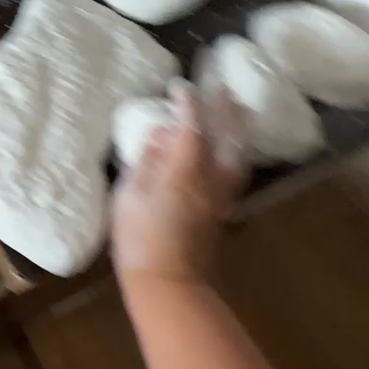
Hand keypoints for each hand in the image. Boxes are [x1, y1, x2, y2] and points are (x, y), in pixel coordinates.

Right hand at [111, 79, 250, 286]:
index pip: (191, 129)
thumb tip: (159, 133)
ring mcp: (221, 197)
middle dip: (226, 112)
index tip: (180, 86)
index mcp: (183, 174)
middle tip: (222, 89)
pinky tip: (230, 148)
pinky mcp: (222, 210)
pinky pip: (236, 171)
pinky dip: (235, 152)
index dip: (188, 105)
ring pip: (238, 156)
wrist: (167, 282)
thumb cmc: (137, 237)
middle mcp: (210, 181)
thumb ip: (146, 161)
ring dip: (239, 130)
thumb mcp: (128, 195)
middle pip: (227, 139)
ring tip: (239, 111)